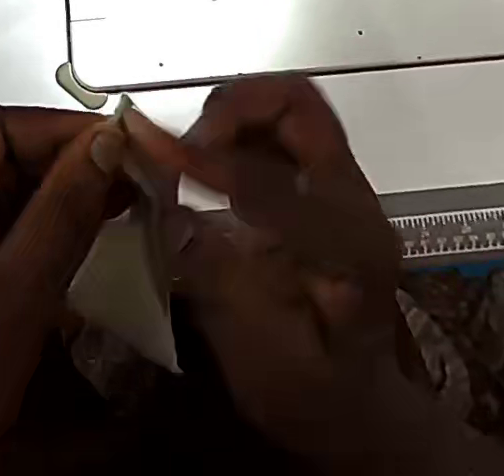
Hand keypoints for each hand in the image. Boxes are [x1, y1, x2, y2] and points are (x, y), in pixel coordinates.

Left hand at [0, 107, 126, 475]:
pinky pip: (7, 221)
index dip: (58, 128)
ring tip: (121, 188)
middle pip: (0, 155)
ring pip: (9, 187)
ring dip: (64, 188)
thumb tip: (103, 148)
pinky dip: (51, 220)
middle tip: (126, 164)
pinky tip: (92, 219)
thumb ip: (62, 215)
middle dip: (66, 159)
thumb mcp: (10, 297)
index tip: (114, 135)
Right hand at [132, 77, 503, 473]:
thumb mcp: (265, 361)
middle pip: (299, 105)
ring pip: (283, 104)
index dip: (204, 160)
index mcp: (350, 246)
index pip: (274, 178)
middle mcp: (351, 197)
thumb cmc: (315, 391)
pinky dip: (229, 124)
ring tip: (183, 152)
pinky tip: (200, 157)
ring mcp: (336, 180)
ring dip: (226, 114)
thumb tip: (173, 216)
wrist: (356, 401)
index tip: (147, 147)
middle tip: (178, 144)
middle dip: (230, 108)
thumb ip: (221, 286)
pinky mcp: (315, 175)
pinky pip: (271, 121)